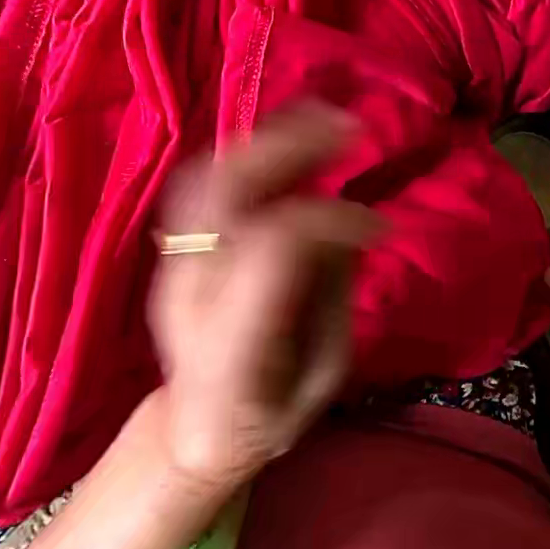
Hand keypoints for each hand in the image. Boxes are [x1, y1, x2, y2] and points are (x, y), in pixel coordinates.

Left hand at [149, 106, 380, 488]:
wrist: (193, 431)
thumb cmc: (269, 417)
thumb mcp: (323, 378)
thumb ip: (333, 298)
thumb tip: (348, 224)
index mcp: (231, 344)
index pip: (275, 250)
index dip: (332, 221)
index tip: (377, 227)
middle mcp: (190, 294)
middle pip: (225, 195)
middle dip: (290, 148)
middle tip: (349, 129)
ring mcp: (172, 268)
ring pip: (204, 178)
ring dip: (263, 138)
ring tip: (320, 118)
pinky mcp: (173, 253)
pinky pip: (201, 184)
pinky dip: (244, 153)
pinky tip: (284, 142)